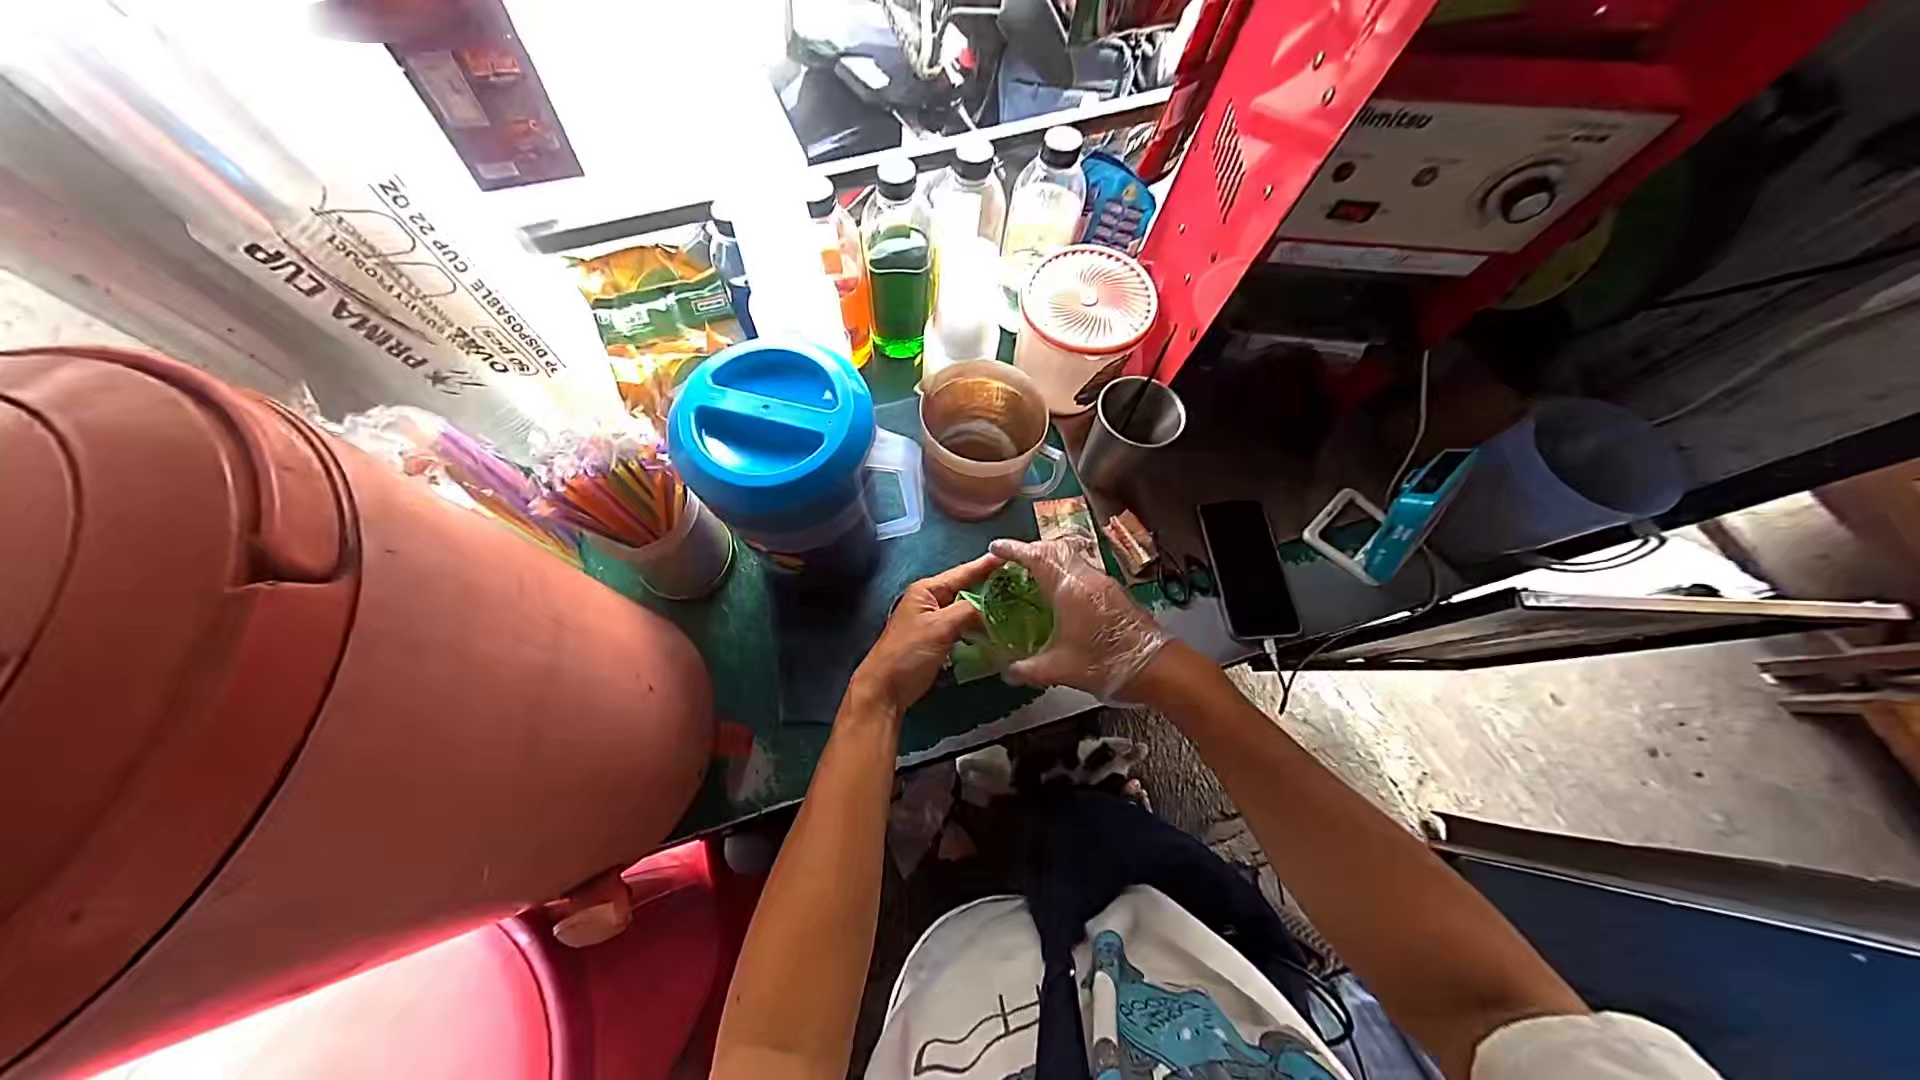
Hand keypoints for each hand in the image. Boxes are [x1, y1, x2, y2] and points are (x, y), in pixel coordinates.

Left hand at [849, 553, 1002, 716]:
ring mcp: (934, 622)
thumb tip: (993, 610)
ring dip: (987, 610)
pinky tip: (996, 631)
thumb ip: (968, 612)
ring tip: (1015, 606)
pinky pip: (964, 628)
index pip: (963, 573)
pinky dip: (979, 628)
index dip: (987, 565)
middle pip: (966, 590)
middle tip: (1021, 583)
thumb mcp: (939, 627)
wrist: (885, 691)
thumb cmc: (907, 654)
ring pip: (967, 610)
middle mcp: (930, 602)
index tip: (1011, 557)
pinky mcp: (938, 641)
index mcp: (927, 591)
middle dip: (991, 587)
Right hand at [988, 538, 1169, 700]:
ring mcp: (1103, 583)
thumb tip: (1006, 671)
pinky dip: (1065, 573)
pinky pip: (1083, 571)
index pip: (1036, 556)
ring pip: (1071, 558)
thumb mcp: (1059, 670)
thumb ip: (1028, 669)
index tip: (996, 548)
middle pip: (1055, 550)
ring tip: (1033, 576)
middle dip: (1031, 550)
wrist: (1158, 669)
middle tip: (1012, 561)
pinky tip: (1060, 594)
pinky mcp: (1115, 593)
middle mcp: (1086, 578)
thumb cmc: (1106, 664)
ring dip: (1050, 560)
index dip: (1013, 549)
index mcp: (1069, 588)